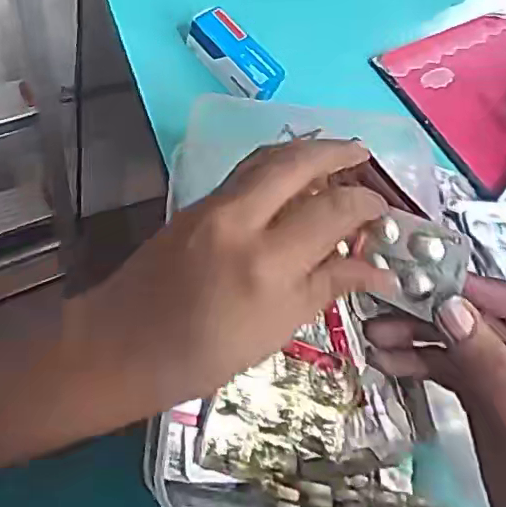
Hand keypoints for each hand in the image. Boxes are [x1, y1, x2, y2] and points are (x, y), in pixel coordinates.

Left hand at [80, 139, 394, 410]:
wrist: (122, 343)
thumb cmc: (202, 356)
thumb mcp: (274, 330)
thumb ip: (326, 286)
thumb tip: (377, 268)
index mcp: (265, 263)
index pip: (332, 210)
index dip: (366, 204)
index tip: (383, 210)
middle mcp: (238, 220)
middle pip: (296, 162)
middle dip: (337, 151)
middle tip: (364, 157)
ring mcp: (210, 206)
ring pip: (265, 157)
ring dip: (304, 150)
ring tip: (334, 158)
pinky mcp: (193, 204)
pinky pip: (243, 173)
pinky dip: (275, 166)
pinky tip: (290, 181)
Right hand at [366, 277, 505, 506]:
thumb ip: (500, 380)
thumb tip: (450, 307)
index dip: (480, 292)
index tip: (423, 280)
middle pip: (495, 326)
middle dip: (438, 315)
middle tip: (383, 308)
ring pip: (471, 346)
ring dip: (423, 338)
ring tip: (375, 337)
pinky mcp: (501, 412)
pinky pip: (459, 374)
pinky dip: (425, 365)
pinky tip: (391, 363)